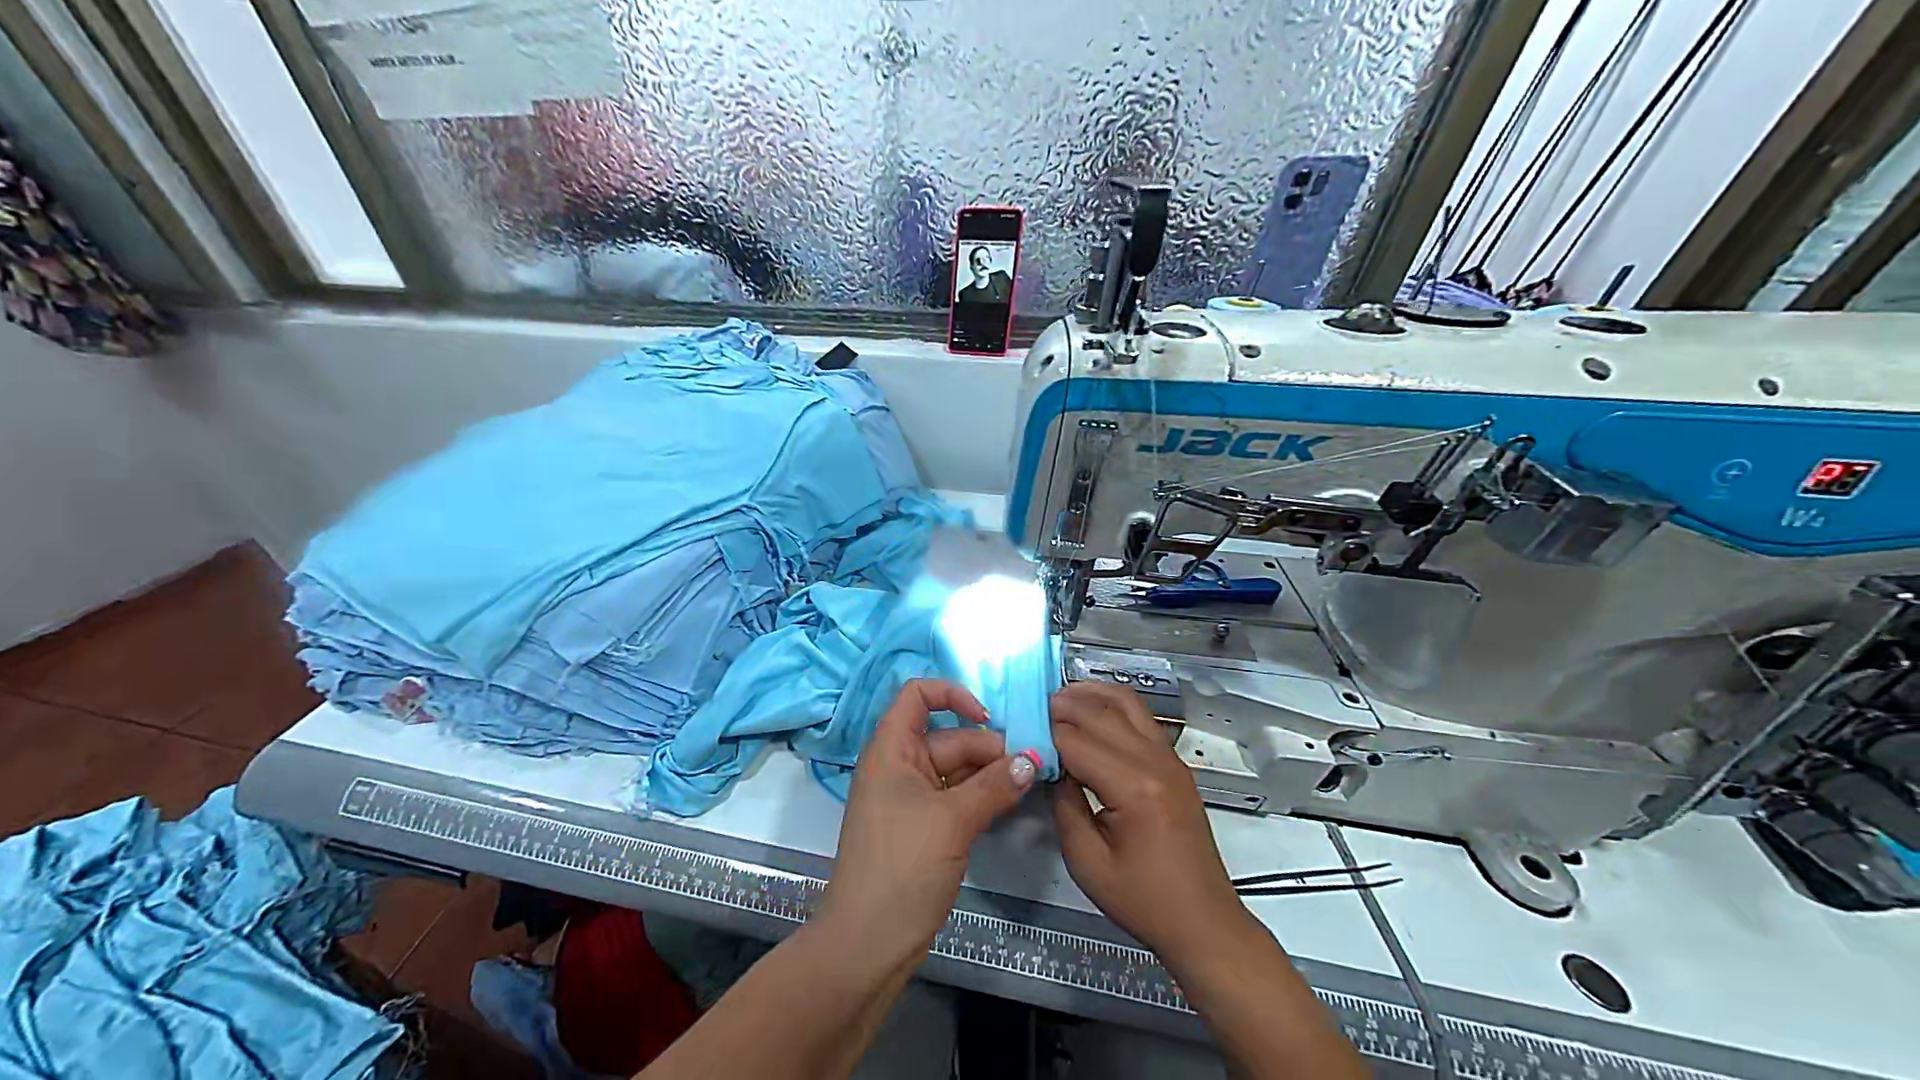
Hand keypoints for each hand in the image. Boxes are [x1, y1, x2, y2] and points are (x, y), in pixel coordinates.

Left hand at [820, 679, 1039, 958]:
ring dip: (990, 774)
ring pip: (957, 770)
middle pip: (948, 737)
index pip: (917, 696)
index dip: (952, 695)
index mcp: (891, 750)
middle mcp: (900, 766)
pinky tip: (1010, 805)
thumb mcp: (952, 820)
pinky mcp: (924, 828)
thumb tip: (1031, 761)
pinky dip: (982, 797)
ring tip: (1029, 785)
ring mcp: (911, 799)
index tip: (988, 718)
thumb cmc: (902, 867)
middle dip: (988, 748)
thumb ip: (994, 786)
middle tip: (1031, 768)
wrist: (868, 942)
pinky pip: (957, 798)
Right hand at [1049, 683, 1257, 966]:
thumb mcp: (1087, 861)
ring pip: (1124, 702)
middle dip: (1059, 706)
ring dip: (1087, 695)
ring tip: (1055, 701)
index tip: (1014, 732)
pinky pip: (1139, 716)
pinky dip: (1110, 704)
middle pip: (1098, 712)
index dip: (1040, 733)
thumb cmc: (1144, 901)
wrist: (1203, 923)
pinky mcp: (1174, 762)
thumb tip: (1048, 766)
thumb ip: (1064, 804)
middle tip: (1027, 712)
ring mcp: (1169, 758)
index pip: (1075, 740)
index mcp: (1134, 787)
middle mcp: (1155, 761)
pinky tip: (1088, 710)